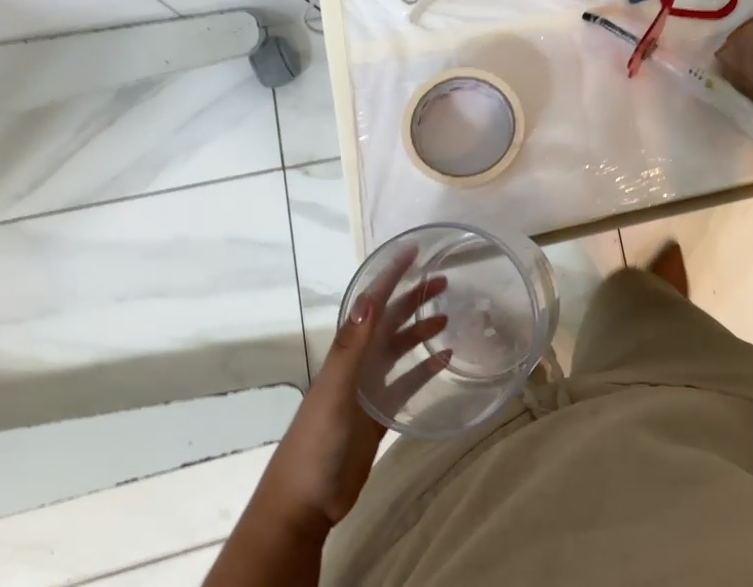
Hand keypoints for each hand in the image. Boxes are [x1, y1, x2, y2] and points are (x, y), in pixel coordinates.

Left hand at [253, 249, 452, 530]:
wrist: (305, 502)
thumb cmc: (316, 443)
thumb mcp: (335, 392)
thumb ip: (352, 348)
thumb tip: (369, 299)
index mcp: (345, 354)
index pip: (371, 304)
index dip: (390, 276)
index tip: (413, 251)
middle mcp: (357, 365)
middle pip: (388, 322)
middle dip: (411, 298)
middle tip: (443, 281)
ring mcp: (368, 390)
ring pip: (398, 350)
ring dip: (419, 331)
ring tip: (447, 318)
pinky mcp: (379, 415)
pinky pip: (406, 383)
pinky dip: (424, 369)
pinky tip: (443, 361)